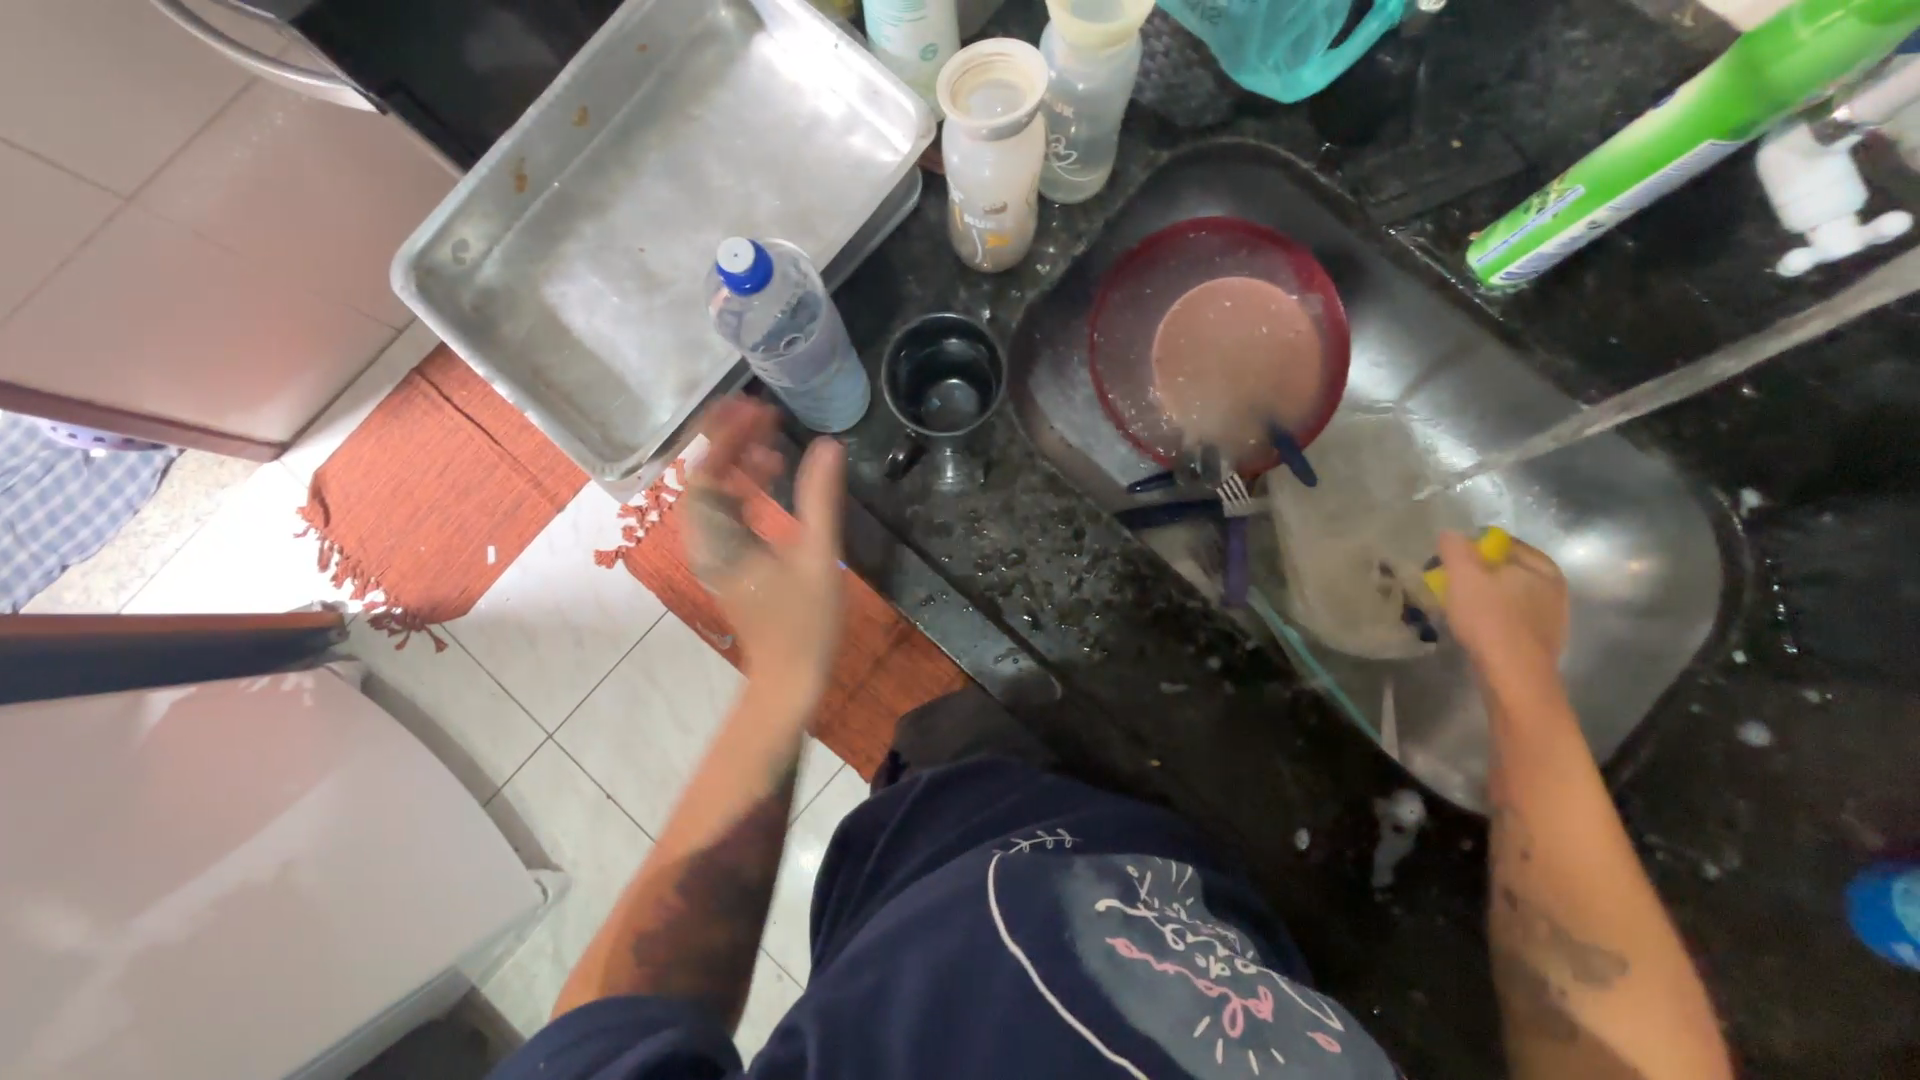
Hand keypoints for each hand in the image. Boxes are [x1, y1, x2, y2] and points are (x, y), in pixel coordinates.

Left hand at [683, 398, 845, 697]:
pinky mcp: (730, 563)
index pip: (707, 474)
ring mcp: (716, 554)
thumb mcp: (818, 556)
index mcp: (719, 540)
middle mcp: (707, 543)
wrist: (790, 678)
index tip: (756, 410)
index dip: (727, 438)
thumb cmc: (805, 623)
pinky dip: (744, 491)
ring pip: (715, 497)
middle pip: (705, 480)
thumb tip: (827, 447)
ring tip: (774, 449)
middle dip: (731, 444)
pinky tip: (771, 482)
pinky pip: (726, 514)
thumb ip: (820, 498)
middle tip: (765, 418)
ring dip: (739, 467)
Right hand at [1437, 530, 1568, 674]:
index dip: (1472, 548)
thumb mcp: (1463, 575)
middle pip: (1506, 571)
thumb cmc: (1490, 618)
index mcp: (1543, 567)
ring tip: (1458, 609)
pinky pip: (1511, 621)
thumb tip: (1451, 534)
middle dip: (1478, 575)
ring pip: (1509, 597)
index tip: (1449, 562)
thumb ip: (1455, 548)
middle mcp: (1555, 590)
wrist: (1512, 675)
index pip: (1503, 544)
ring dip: (1484, 599)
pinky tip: (1475, 630)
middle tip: (1450, 585)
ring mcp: (1552, 619)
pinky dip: (1493, 620)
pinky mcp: (1541, 644)